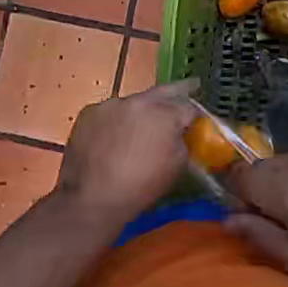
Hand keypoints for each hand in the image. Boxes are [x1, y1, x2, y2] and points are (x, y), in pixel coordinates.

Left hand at [56, 79, 198, 226]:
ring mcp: (112, 104)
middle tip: (190, 87)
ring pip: (135, 101)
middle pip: (164, 91)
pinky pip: (110, 111)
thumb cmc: (141, 187)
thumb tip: (181, 133)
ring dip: (142, 110)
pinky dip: (116, 120)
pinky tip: (114, 135)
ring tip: (142, 124)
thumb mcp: (176, 166)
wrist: (92, 198)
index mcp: (165, 114)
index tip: (197, 119)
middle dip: (178, 91)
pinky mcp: (89, 112)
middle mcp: (139, 101)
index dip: (196, 114)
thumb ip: (184, 141)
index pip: (189, 107)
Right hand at [225, 149, 287, 282]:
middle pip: (261, 166)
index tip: (251, 217)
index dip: (238, 196)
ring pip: (284, 160)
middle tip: (279, 217)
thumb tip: (227, 220)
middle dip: (260, 187)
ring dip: (283, 179)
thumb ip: (257, 234)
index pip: (240, 175)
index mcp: (282, 186)